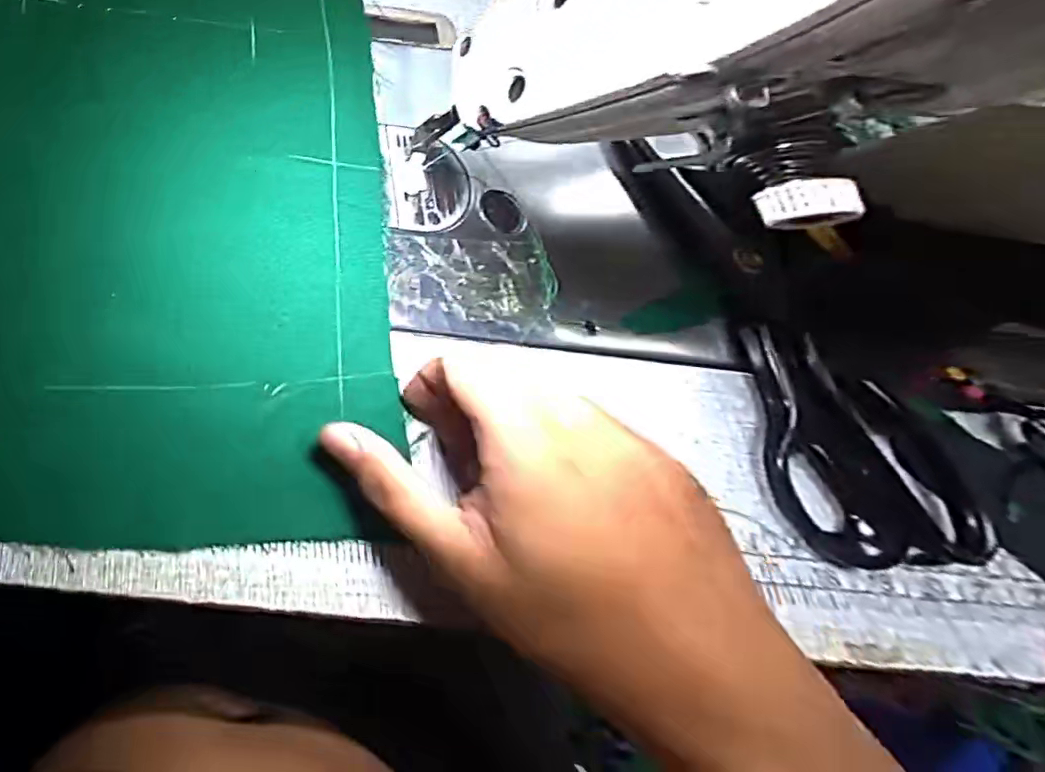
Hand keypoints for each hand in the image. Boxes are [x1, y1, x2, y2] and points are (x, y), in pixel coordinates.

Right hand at [319, 357, 897, 771]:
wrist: (709, 680)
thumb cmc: (564, 616)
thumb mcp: (458, 556)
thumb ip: (389, 484)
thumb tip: (334, 433)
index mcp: (526, 434)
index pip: (461, 363)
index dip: (429, 386)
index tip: (424, 429)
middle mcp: (582, 419)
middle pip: (503, 375)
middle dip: (467, 403)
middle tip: (462, 464)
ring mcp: (633, 438)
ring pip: (549, 394)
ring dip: (514, 417)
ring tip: (513, 483)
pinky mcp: (668, 462)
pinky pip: (595, 422)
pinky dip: (562, 437)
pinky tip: (572, 501)